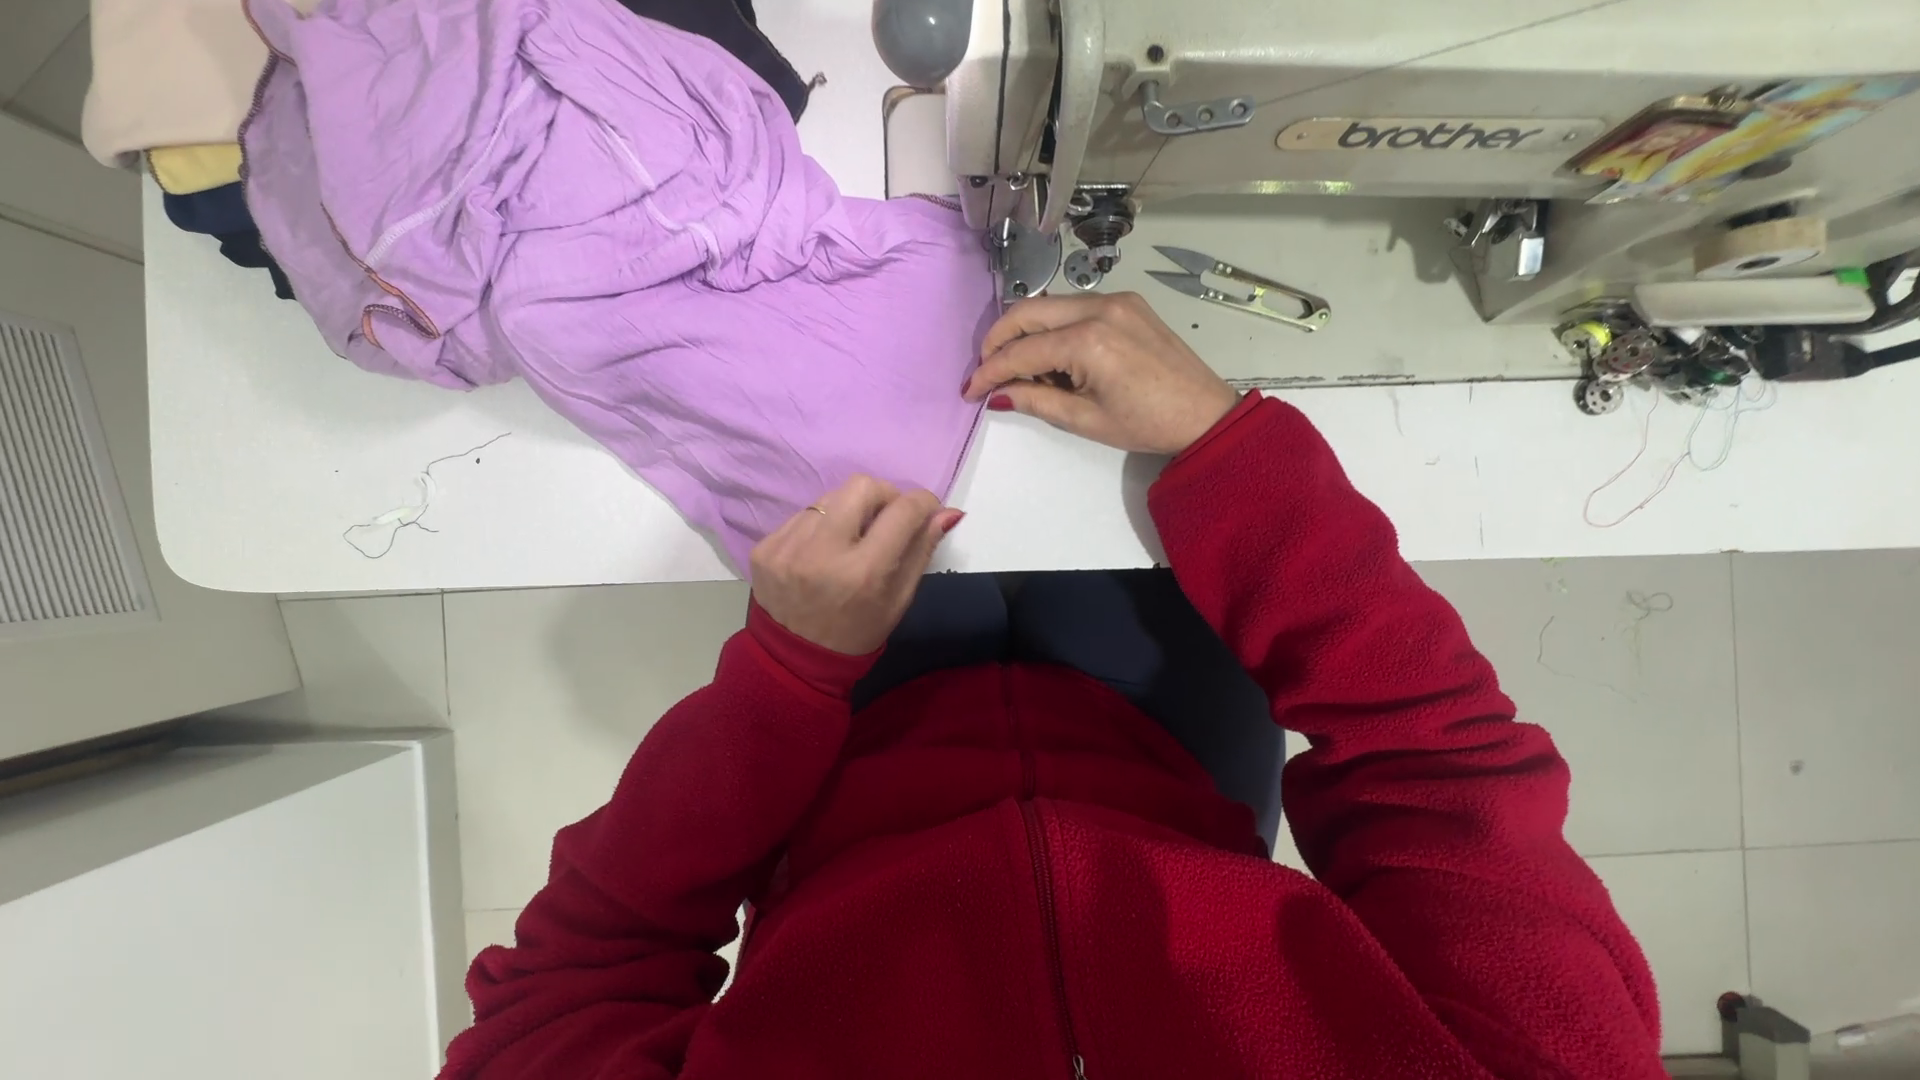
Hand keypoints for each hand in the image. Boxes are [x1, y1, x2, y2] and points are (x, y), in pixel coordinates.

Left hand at [750, 475, 962, 654]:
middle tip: (886, 519)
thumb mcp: (898, 600)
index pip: (902, 511)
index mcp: (863, 572)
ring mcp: (788, 547)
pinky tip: (821, 552)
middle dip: (884, 495)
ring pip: (830, 497)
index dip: (922, 503)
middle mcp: (823, 552)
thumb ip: (921, 550)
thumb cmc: (858, 632)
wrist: (793, 660)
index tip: (925, 510)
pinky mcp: (765, 547)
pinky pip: (802, 516)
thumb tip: (947, 512)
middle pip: (862, 486)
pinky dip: (820, 526)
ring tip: (849, 540)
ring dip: (849, 511)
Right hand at [961, 292, 1239, 454]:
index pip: (1021, 351)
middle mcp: (1099, 308)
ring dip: (1026, 331)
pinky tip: (1053, 356)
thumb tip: (998, 394)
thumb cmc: (1147, 424)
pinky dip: (1054, 326)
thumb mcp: (1085, 420)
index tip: (970, 390)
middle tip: (986, 370)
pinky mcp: (1127, 301)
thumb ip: (1036, 400)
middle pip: (1027, 311)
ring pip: (1049, 304)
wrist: (1204, 412)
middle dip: (998, 340)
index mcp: (1088, 341)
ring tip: (1021, 369)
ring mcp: (1115, 299)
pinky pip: (1074, 306)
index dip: (989, 372)